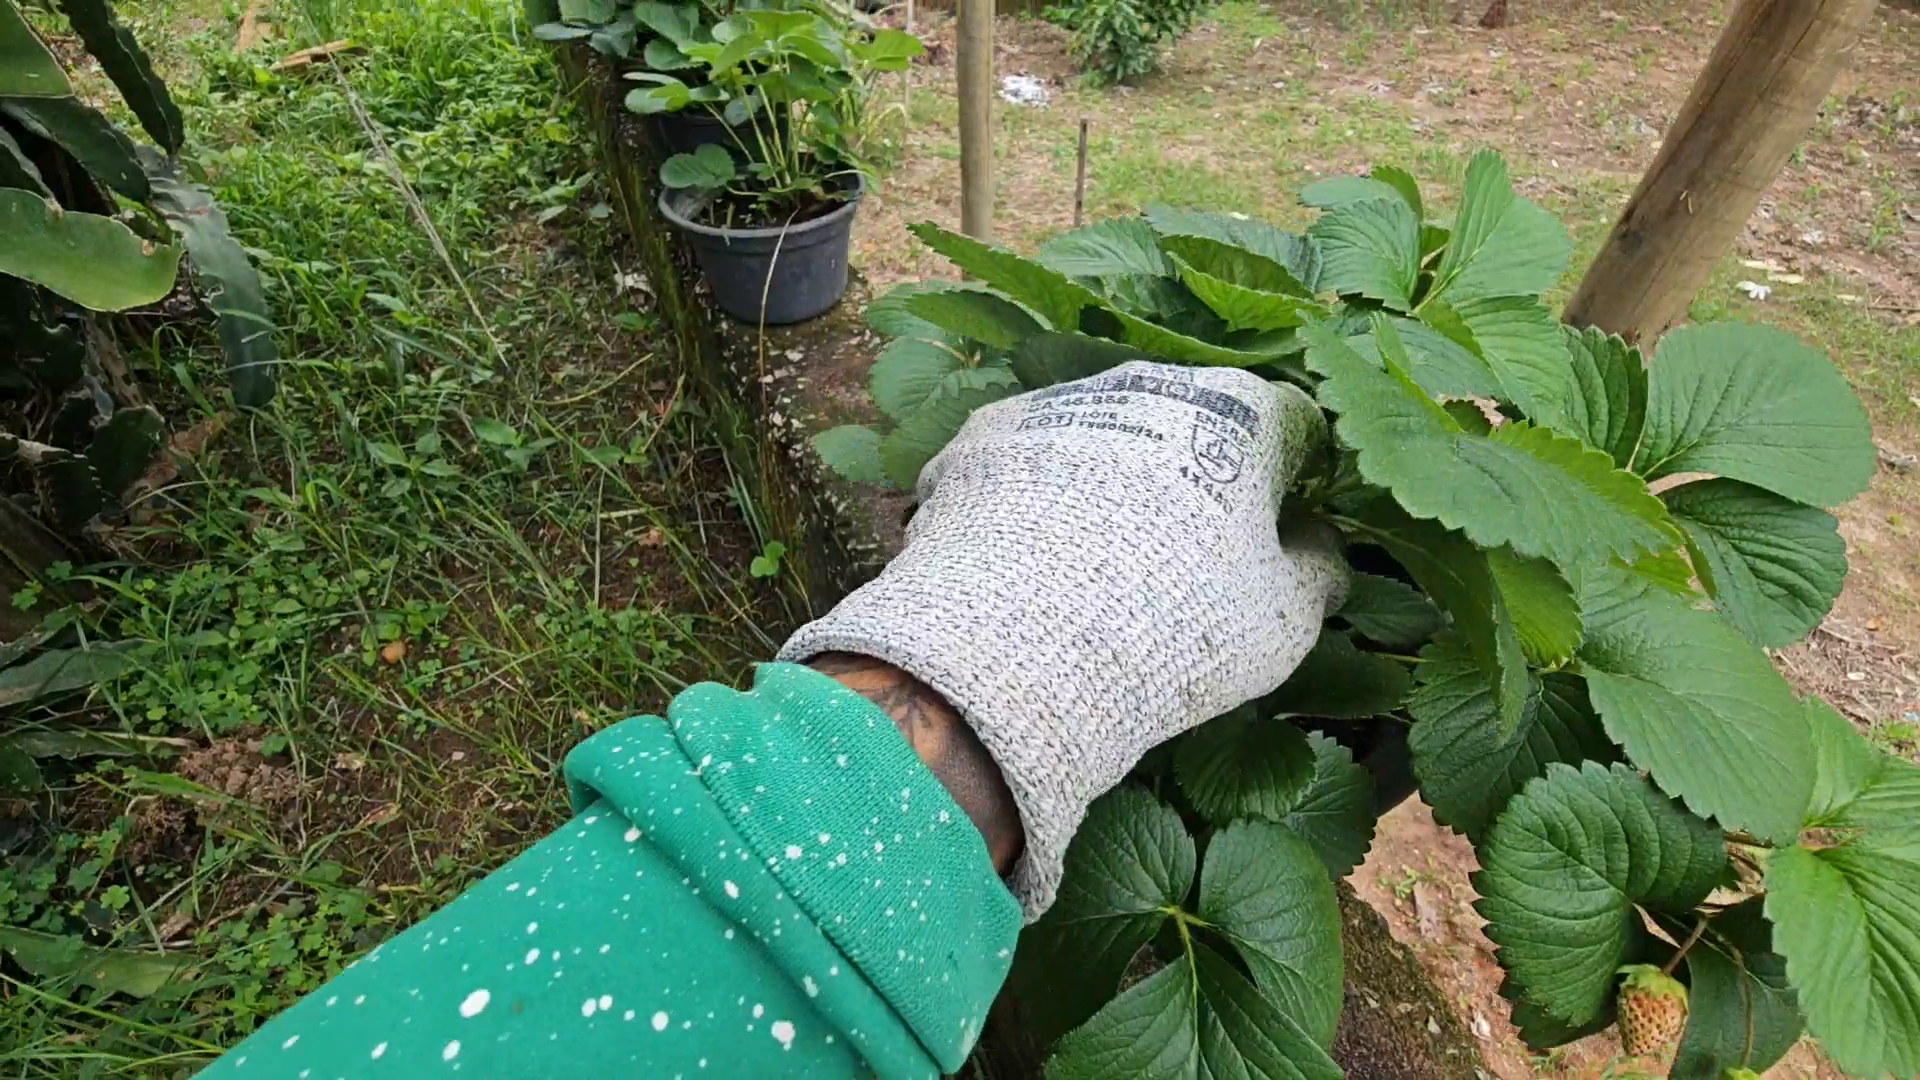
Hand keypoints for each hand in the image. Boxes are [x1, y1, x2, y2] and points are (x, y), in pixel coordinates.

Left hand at [781, 361, 1348, 916]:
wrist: (1023, 641)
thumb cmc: (1176, 624)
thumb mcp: (1284, 618)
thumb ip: (1315, 568)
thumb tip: (1314, 546)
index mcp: (1237, 409)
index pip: (1288, 427)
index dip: (1286, 483)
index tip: (1265, 533)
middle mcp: (1144, 381)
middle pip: (1186, 423)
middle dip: (1190, 476)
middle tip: (1170, 554)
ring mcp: (1056, 400)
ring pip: (1100, 436)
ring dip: (1105, 479)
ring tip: (1084, 557)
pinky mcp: (984, 434)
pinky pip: (1027, 461)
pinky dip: (1032, 495)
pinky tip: (1024, 551)